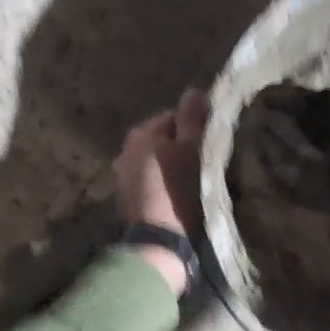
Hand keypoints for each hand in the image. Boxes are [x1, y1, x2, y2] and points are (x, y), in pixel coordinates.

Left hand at [114, 88, 207, 293]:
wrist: (159, 240)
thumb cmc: (180, 189)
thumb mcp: (193, 148)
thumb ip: (192, 117)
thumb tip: (194, 90)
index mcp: (140, 133)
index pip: (173, 118)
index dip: (194, 130)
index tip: (208, 146)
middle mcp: (125, 150)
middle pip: (162, 141)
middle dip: (179, 149)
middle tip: (202, 166)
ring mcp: (121, 177)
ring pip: (154, 163)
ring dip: (169, 168)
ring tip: (190, 184)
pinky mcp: (125, 200)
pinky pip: (149, 183)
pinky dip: (160, 186)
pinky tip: (175, 198)